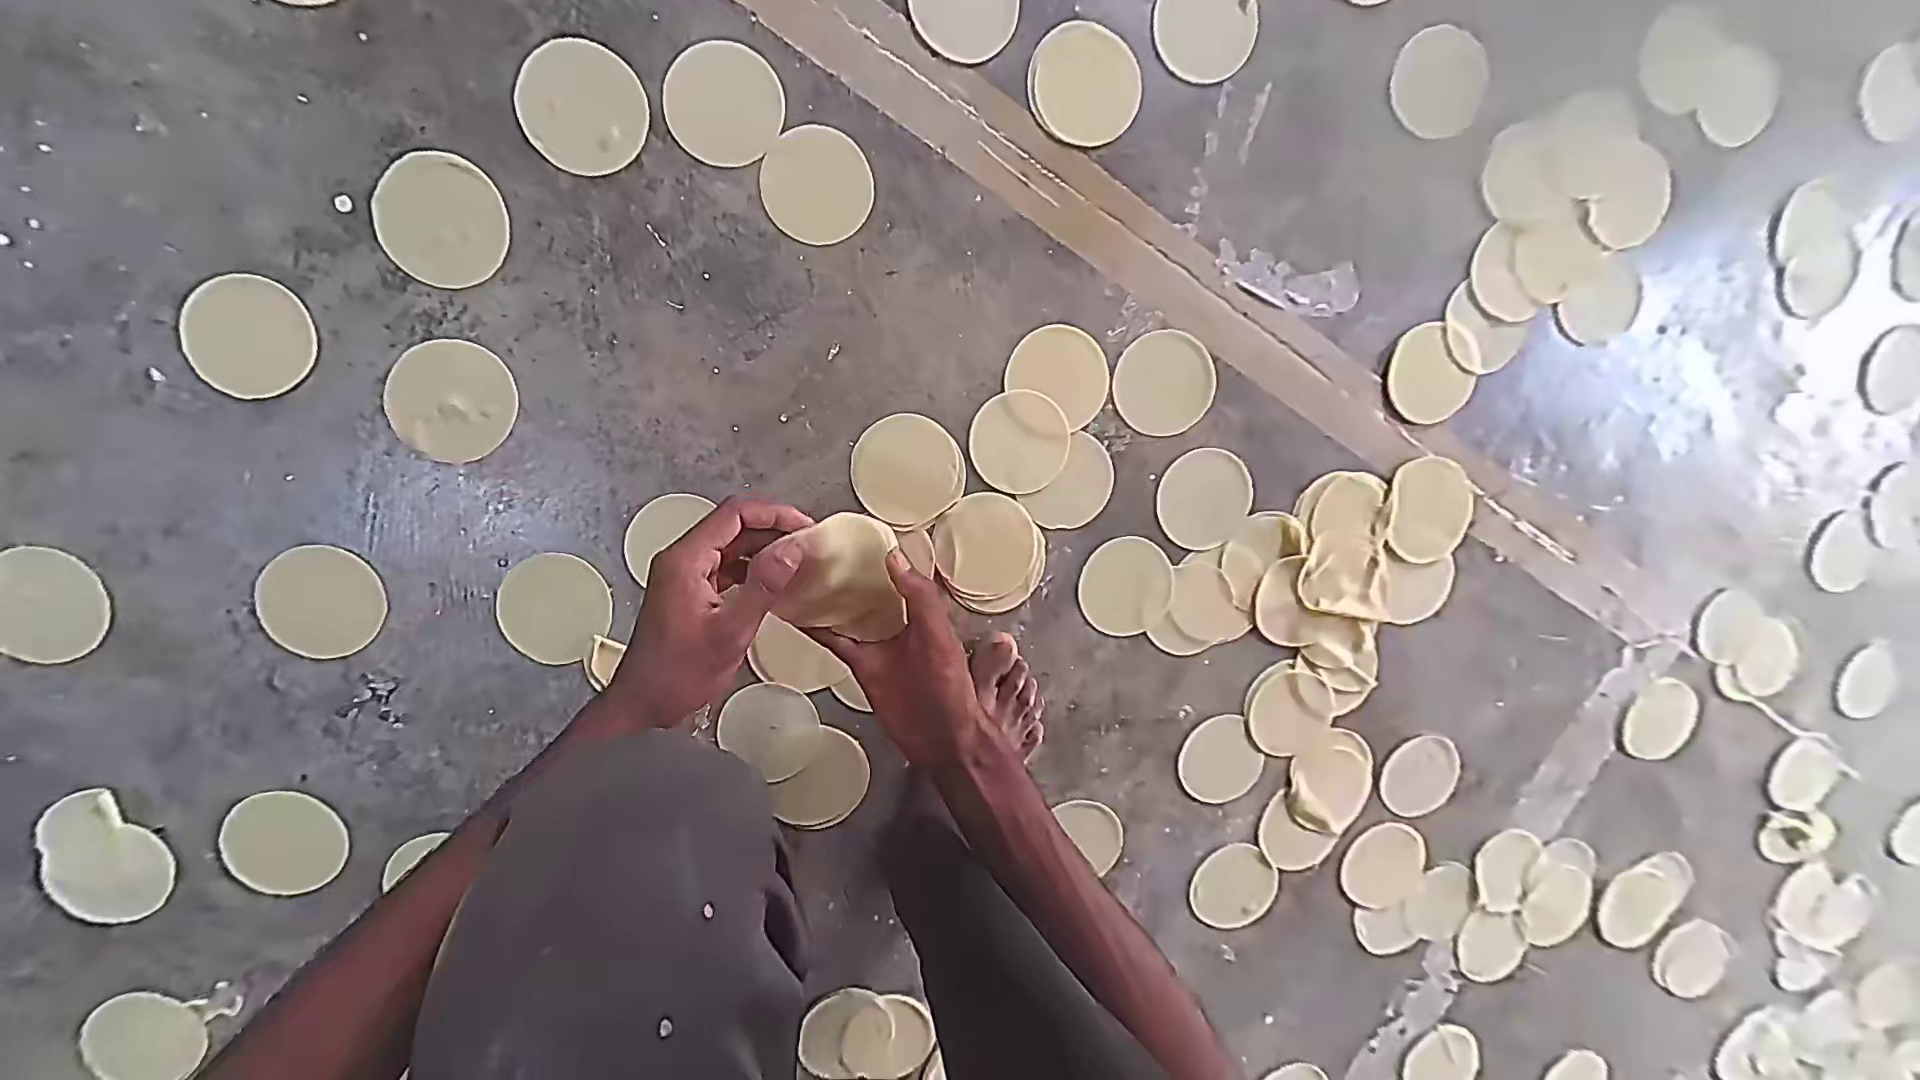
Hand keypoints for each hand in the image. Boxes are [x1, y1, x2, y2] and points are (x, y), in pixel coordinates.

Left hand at [608, 496, 812, 728]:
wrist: (645, 706)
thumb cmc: (678, 674)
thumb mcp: (730, 631)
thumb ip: (763, 587)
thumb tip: (792, 550)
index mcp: (686, 560)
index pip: (734, 514)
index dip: (774, 513)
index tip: (805, 526)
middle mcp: (683, 560)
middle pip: (733, 526)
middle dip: (774, 529)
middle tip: (810, 543)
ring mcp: (686, 576)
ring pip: (732, 546)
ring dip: (766, 548)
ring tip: (800, 559)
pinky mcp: (692, 592)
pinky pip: (728, 567)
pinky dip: (754, 567)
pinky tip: (777, 581)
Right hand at [808, 552, 994, 769]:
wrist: (941, 738)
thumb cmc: (950, 687)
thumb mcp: (938, 635)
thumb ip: (920, 597)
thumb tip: (895, 557)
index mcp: (926, 610)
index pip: (906, 573)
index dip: (890, 553)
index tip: (866, 532)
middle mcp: (901, 622)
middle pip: (873, 589)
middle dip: (854, 570)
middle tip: (826, 546)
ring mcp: (880, 642)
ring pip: (851, 611)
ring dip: (832, 595)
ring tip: (806, 571)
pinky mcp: (863, 664)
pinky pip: (837, 641)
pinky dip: (818, 628)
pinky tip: (798, 614)